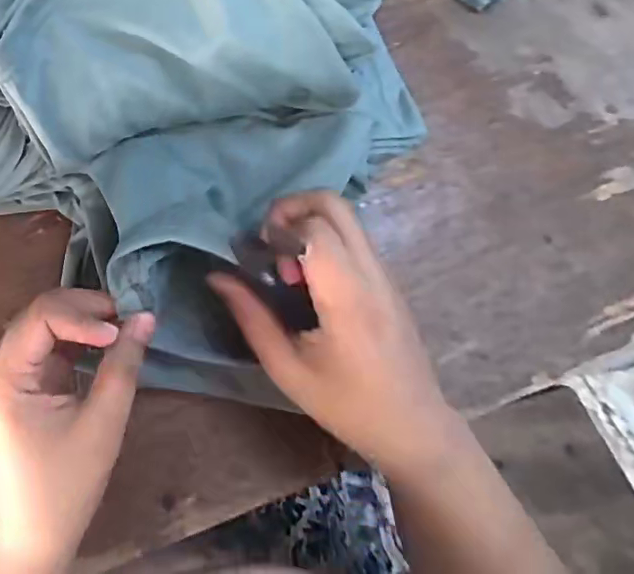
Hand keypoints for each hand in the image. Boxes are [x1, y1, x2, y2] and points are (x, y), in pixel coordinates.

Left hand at [0, 289, 155, 573]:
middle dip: (88, 309)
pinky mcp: (25, 374)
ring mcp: (10, 364)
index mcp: (5, 369)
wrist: (32, 535)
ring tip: (123, 329)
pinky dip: (81, 335)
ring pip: (50, 318)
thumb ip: (122, 367)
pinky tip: (106, 342)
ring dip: (86, 318)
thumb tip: (146, 316)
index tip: (119, 332)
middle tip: (129, 319)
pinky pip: (52, 338)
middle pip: (45, 309)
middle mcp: (0, 357)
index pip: (44, 314)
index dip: (84, 314)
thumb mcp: (101, 426)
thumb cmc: (63, 485)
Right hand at [207, 191, 456, 473]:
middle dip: (293, 207)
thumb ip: (251, 316)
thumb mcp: (287, 368)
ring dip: (309, 222)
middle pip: (333, 204)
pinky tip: (312, 279)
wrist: (416, 430)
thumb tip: (217, 276)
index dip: (281, 226)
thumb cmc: (347, 404)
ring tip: (291, 265)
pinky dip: (325, 237)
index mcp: (346, 295)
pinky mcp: (389, 279)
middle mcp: (371, 273)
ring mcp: (385, 273)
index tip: (264, 254)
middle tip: (272, 240)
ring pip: (345, 216)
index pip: (315, 227)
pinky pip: (354, 236)